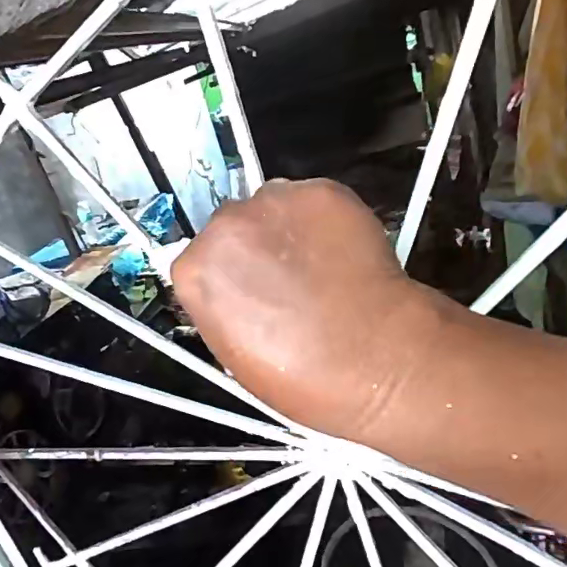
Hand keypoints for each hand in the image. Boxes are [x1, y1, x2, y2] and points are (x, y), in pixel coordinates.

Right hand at [172, 179, 447, 441]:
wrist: (373, 362)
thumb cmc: (300, 373)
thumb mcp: (229, 350)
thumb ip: (219, 303)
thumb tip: (233, 289)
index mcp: (193, 269)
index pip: (198, 258)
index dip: (225, 274)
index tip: (245, 287)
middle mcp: (225, 227)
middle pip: (230, 225)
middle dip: (251, 246)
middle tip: (282, 277)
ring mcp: (274, 203)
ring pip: (272, 206)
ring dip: (286, 229)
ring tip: (315, 266)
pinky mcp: (323, 192)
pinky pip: (313, 200)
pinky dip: (324, 221)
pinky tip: (338, 254)